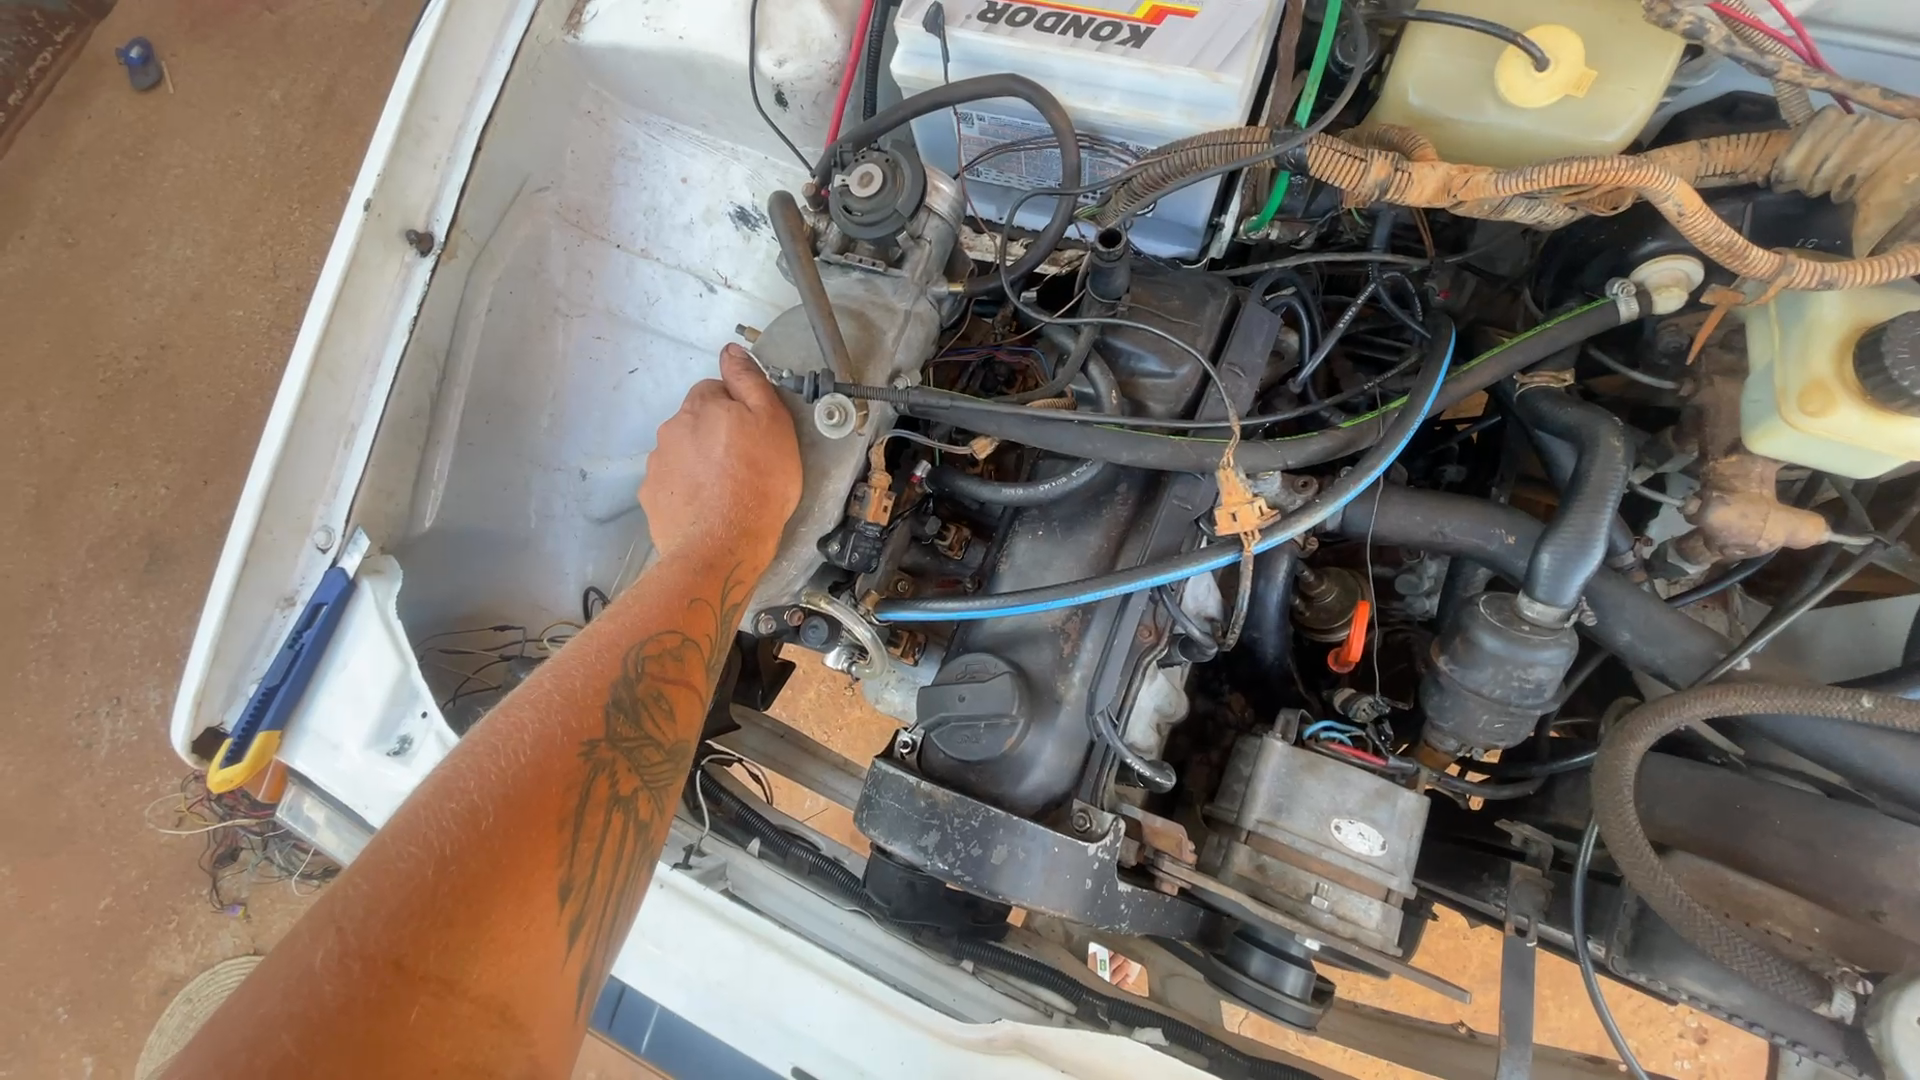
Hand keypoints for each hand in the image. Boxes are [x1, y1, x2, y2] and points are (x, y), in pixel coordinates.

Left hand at [640, 344, 801, 566]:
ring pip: (682, 453)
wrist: (724, 544)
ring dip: (700, 463)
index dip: (737, 409)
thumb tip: (731, 351)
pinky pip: (672, 484)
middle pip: (696, 422)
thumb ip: (750, 383)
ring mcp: (657, 464)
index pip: (715, 390)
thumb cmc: (759, 483)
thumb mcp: (773, 424)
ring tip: (727, 491)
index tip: (755, 435)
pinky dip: (687, 491)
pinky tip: (707, 508)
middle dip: (715, 436)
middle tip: (745, 464)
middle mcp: (671, 429)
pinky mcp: (652, 497)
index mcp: (702, 406)